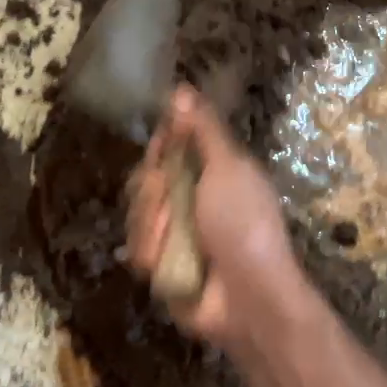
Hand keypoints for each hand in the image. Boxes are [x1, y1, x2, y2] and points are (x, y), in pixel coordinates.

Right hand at [127, 85, 304, 345]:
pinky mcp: (162, 266)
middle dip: (152, 188)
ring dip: (152, 223)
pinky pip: (137, 247)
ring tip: (172, 237)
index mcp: (211, 171)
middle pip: (147, 177)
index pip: (170, 144)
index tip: (161, 146)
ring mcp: (175, 234)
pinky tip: (166, 262)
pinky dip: (151, 252)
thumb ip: (203, 129)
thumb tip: (181, 88)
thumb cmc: (245, 223)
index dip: (161, 144)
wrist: (249, 298)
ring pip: (137, 211)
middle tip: (168, 199)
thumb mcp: (228, 166)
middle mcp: (191, 199)